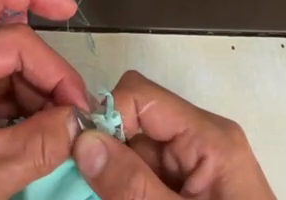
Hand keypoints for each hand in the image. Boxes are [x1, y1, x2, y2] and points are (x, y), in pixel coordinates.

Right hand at [71, 70, 274, 199]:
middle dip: (106, 158)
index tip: (78, 156)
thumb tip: (83, 139)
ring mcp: (193, 171)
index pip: (140, 97)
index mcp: (208, 138)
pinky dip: (126, 195)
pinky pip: (144, 182)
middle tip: (84, 191)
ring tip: (94, 197)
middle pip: (133, 127)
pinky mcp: (186, 194)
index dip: (106, 118)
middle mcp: (199, 143)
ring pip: (132, 159)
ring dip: (113, 183)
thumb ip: (133, 186)